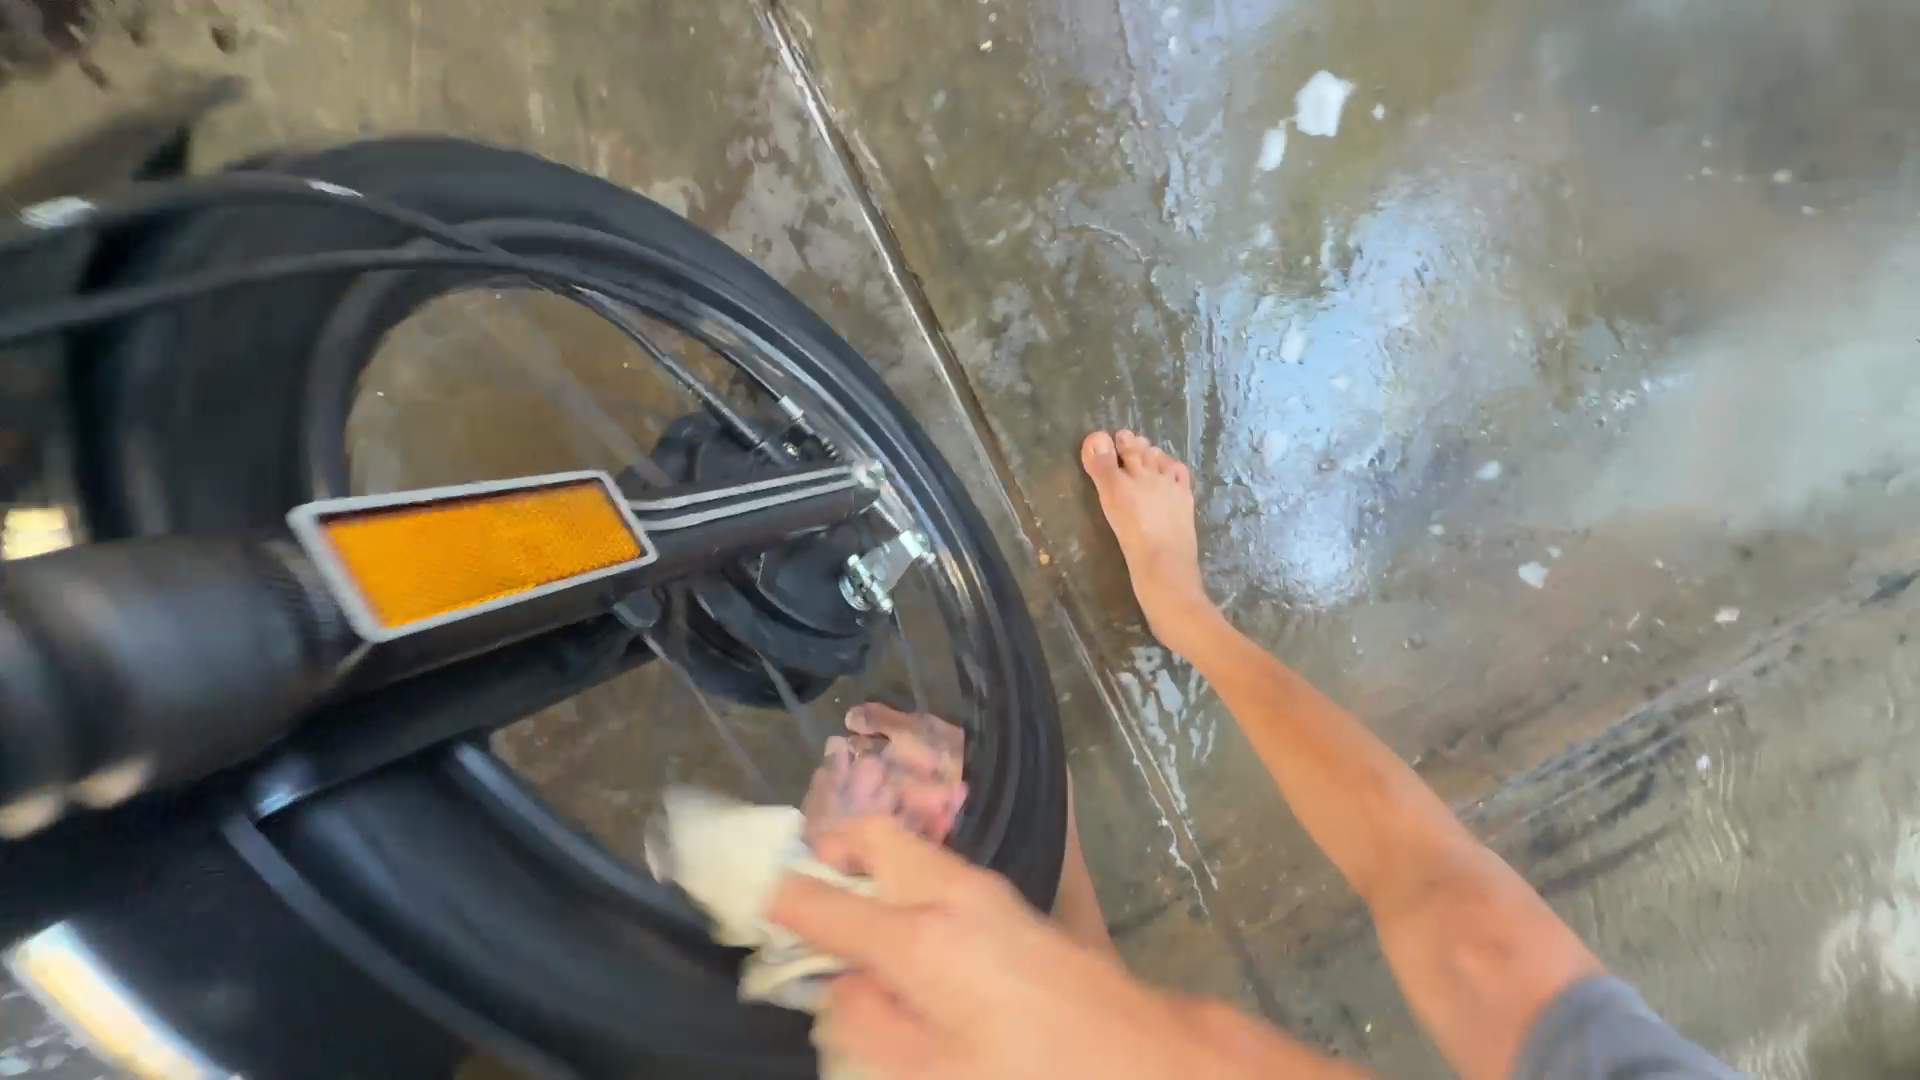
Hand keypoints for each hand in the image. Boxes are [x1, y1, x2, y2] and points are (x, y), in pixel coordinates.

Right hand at [769, 818, 1339, 1079]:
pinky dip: (905, 877)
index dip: (782, 898)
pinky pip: (938, 869)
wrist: (1139, 1056)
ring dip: (871, 861)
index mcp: (921, 938)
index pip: (828, 905)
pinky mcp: (1010, 901)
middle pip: (877, 838)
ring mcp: (987, 890)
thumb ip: (870, 1026)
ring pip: (910, 848)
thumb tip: (835, 985)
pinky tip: (903, 922)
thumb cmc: (1030, 1072)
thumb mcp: (933, 1076)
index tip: (751, 892)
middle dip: (834, 847)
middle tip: (803, 876)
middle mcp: (952, 893)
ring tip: (846, 899)